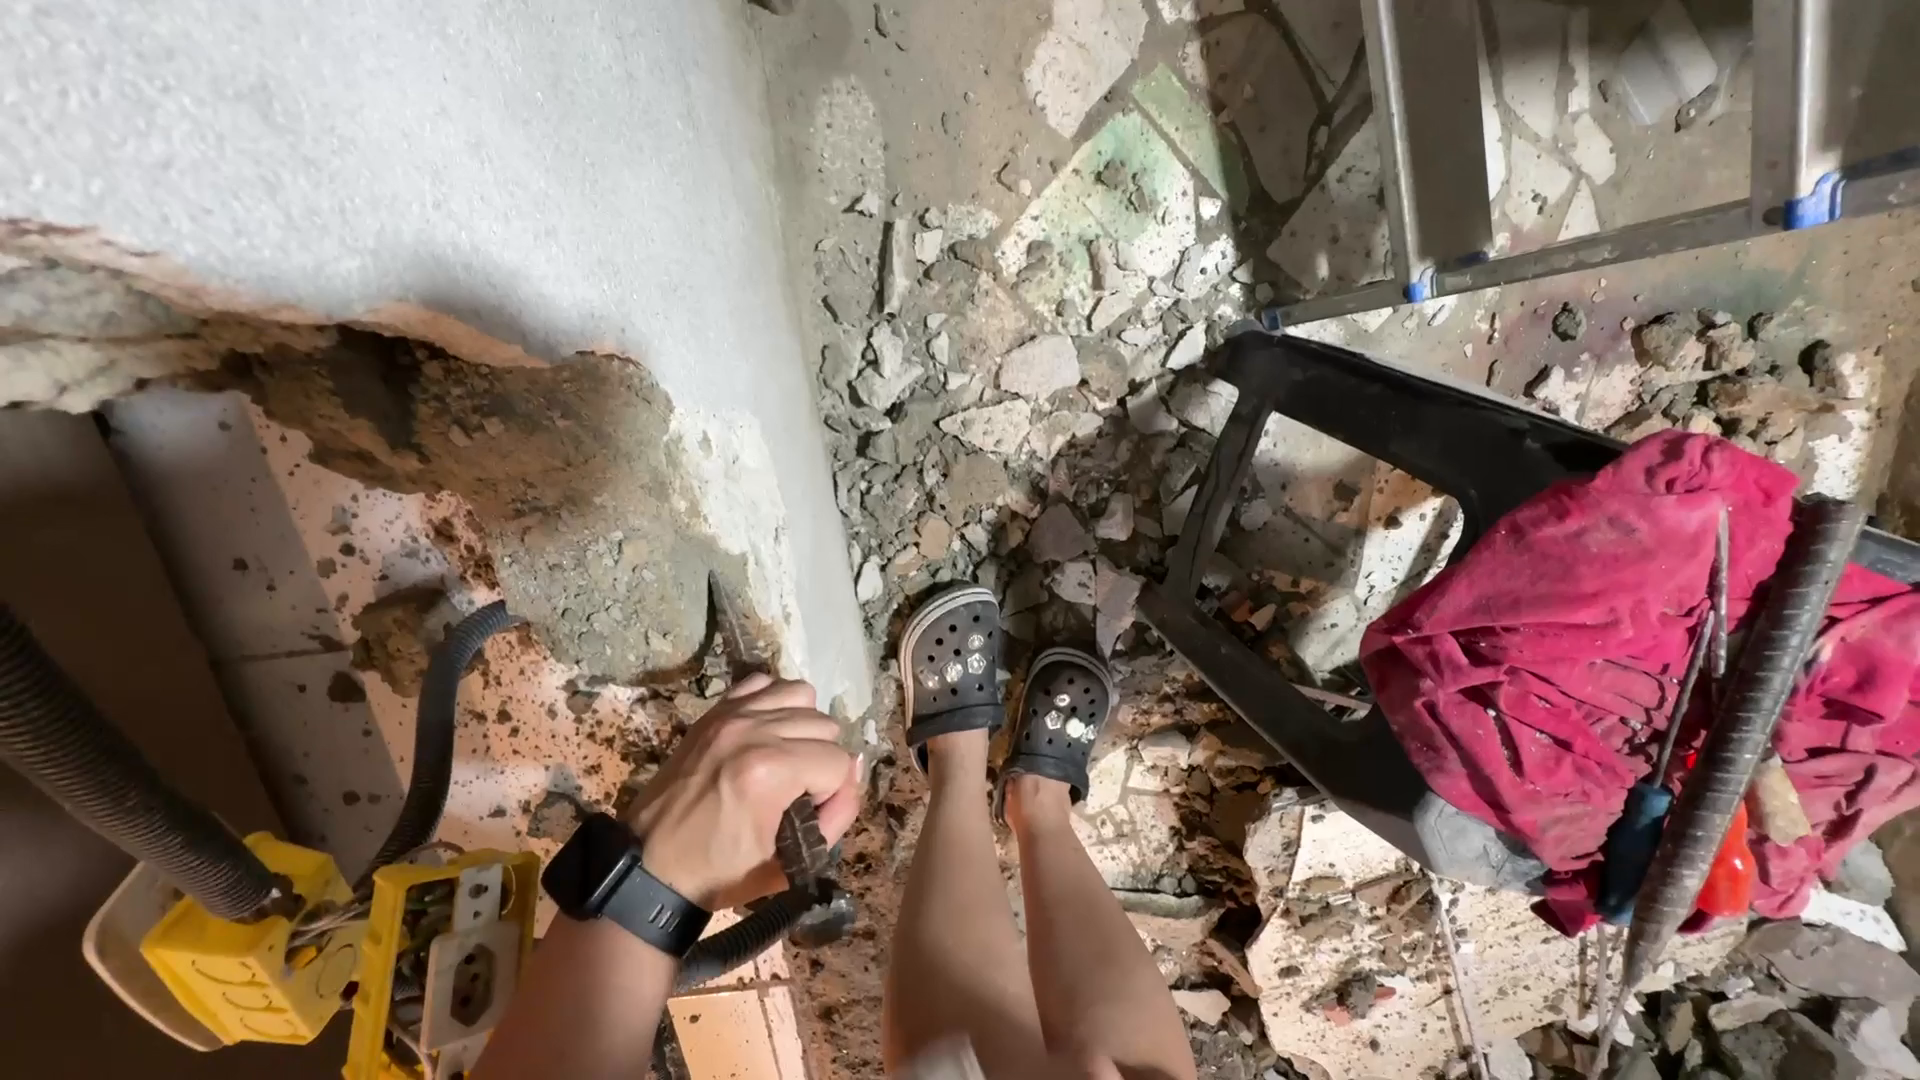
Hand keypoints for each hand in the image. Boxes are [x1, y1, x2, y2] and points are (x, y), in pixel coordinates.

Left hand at [623, 674, 859, 910]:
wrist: (649, 865)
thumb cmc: (721, 871)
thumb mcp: (790, 862)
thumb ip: (837, 817)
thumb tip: (855, 772)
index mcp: (770, 771)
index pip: (839, 761)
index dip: (831, 792)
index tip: (805, 813)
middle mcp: (753, 731)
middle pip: (825, 725)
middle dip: (821, 760)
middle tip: (796, 791)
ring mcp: (731, 715)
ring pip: (802, 695)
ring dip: (803, 726)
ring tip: (786, 756)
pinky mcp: (715, 711)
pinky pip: (765, 683)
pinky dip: (775, 702)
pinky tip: (767, 732)